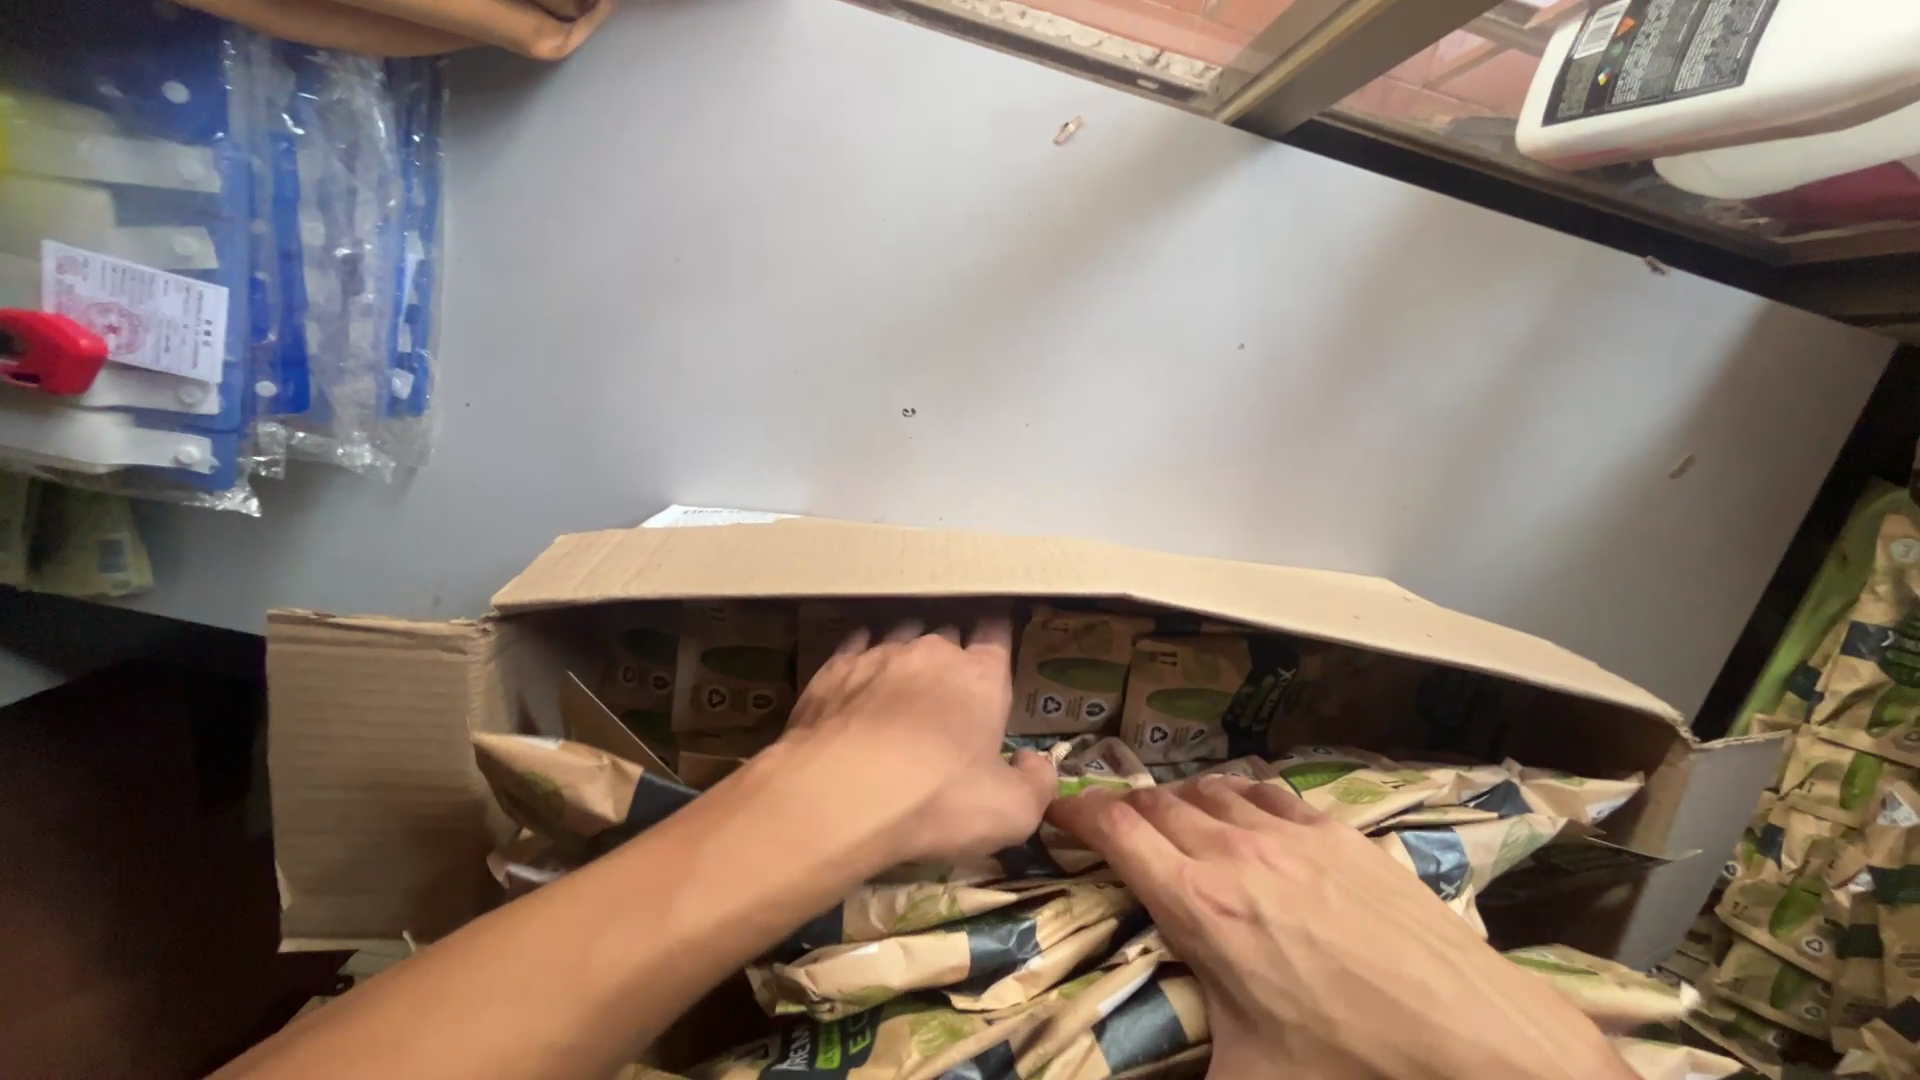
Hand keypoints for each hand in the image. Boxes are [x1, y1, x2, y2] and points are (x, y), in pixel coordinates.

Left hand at [781, 616, 1056, 867]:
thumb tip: (1032, 762)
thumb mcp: (1013, 812)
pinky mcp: (833, 671)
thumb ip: (1036, 782)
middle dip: (950, 651)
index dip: (997, 633)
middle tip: (949, 680)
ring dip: (906, 650)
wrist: (841, 795)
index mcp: (980, 677)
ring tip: (903, 674)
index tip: (995, 636)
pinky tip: (858, 673)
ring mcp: (878, 656)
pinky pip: (854, 648)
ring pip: (899, 635)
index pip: (996, 634)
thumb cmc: (938, 800)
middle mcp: (930, 653)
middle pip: (947, 634)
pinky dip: (861, 658)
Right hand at [1047, 775, 1636, 1079]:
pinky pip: (1262, 788)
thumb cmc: (1351, 1067)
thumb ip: (1179, 1068)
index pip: (1116, 829)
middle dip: (1123, 809)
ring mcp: (1288, 833)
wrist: (1480, 1046)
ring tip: (1173, 823)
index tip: (1057, 808)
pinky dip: (1232, 794)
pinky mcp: (1336, 830)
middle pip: (1154, 801)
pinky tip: (1240, 812)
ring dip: (1175, 800)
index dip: (1076, 810)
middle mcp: (1233, 853)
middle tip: (1114, 830)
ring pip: (1205, 788)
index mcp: (1199, 907)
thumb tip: (1131, 1077)